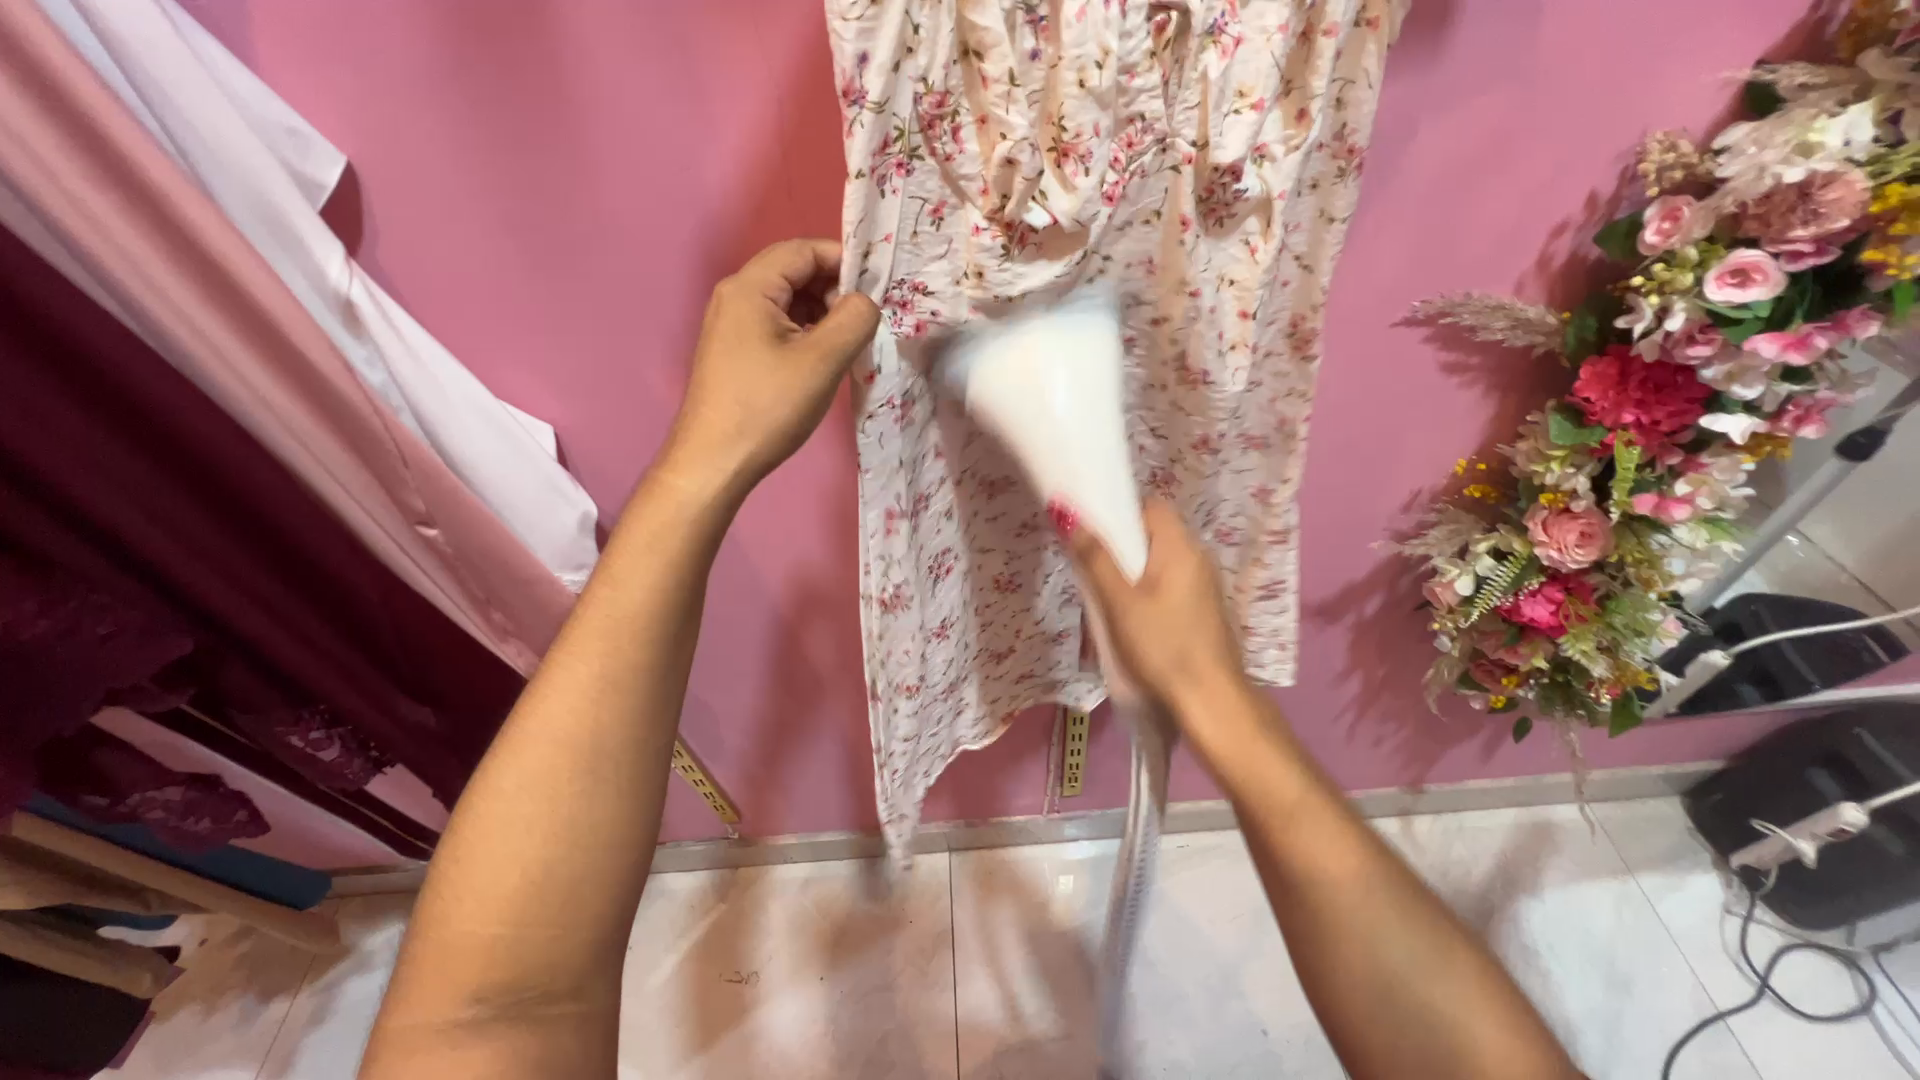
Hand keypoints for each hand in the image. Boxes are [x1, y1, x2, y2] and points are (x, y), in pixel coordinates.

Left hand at [664, 239, 879, 496]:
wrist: (715, 461)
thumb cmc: (768, 407)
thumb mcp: (823, 360)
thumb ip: (854, 319)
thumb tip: (865, 301)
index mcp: (750, 287)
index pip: (803, 249)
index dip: (843, 261)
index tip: (877, 289)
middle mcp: (735, 296)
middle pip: (794, 272)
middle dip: (834, 289)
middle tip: (863, 323)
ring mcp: (731, 325)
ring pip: (787, 301)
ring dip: (822, 314)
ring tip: (848, 344)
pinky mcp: (735, 352)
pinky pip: (777, 326)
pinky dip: (805, 333)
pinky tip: (823, 361)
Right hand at [1065, 499, 1246, 719]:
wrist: (1211, 701)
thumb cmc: (1162, 646)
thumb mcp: (1119, 603)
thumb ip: (1094, 558)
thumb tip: (1066, 513)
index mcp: (1180, 546)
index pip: (1150, 506)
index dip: (1119, 511)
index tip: (1091, 532)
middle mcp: (1198, 558)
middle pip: (1152, 535)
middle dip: (1119, 547)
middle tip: (1089, 569)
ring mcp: (1204, 586)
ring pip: (1158, 564)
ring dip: (1130, 573)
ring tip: (1103, 598)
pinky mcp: (1203, 611)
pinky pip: (1168, 586)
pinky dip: (1145, 592)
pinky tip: (1130, 620)